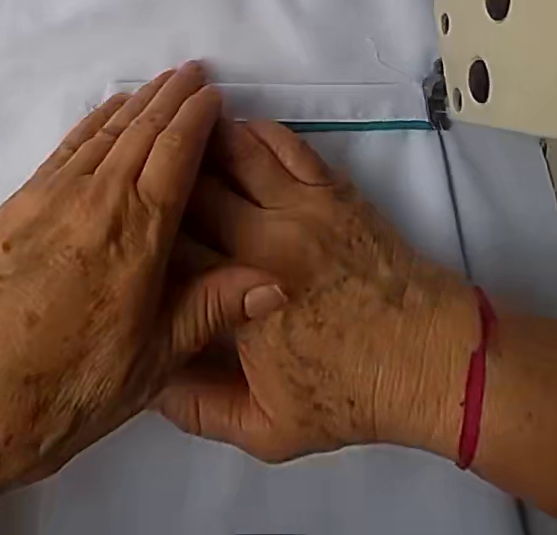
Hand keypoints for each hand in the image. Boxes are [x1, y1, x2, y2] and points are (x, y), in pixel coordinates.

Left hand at [0, 64, 286, 533]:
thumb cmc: (60, 389)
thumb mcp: (146, 366)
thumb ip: (208, 311)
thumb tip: (275, 280)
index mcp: (138, 234)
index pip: (176, 156)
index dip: (197, 120)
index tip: (215, 95)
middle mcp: (100, 198)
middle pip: (142, 131)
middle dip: (171, 97)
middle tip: (194, 71)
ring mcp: (57, 192)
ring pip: (107, 131)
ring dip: (138, 101)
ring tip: (161, 81)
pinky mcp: (25, 197)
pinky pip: (71, 143)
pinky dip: (96, 120)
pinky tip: (108, 110)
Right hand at [158, 119, 476, 461]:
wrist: (433, 361)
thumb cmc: (350, 393)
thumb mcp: (267, 429)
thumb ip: (197, 408)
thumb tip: (142, 372)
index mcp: (241, 296)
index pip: (172, 247)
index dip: (141, 230)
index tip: (123, 222)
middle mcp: (265, 240)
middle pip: (196, 189)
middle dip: (162, 173)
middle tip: (136, 162)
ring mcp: (301, 207)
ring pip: (237, 153)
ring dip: (202, 137)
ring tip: (175, 128)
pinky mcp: (331, 189)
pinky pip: (285, 143)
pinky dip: (254, 130)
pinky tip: (231, 127)